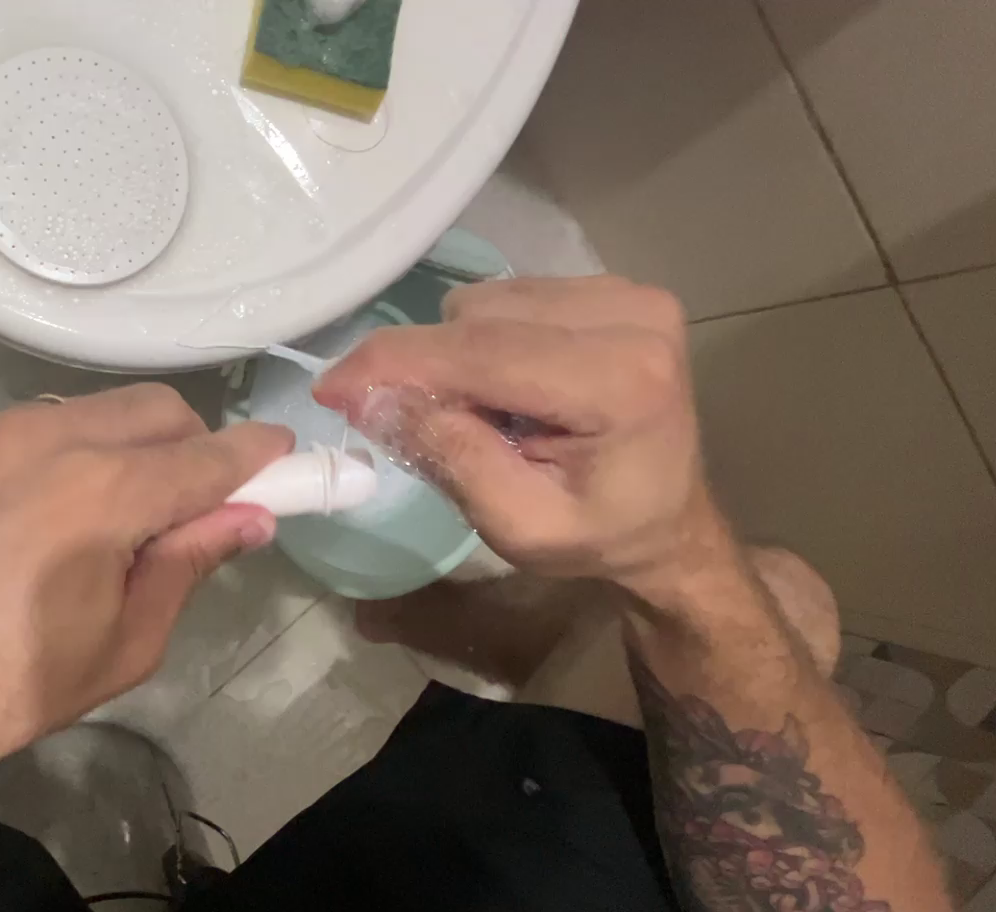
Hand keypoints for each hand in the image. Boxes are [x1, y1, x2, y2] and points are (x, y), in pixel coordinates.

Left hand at [0, 385, 292, 863]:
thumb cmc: (3, 692)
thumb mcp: (122, 646)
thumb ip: (188, 565)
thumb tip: (251, 519)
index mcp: (99, 495)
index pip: (208, 457)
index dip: (258, 457)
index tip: (284, 459)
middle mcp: (40, 440)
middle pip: (155, 409)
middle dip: (192, 445)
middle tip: (189, 504)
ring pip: (85, 413)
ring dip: (121, 450)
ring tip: (99, 519)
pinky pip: (18, 430)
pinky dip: (52, 459)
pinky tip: (26, 518)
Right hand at [314, 276, 731, 592]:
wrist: (666, 522)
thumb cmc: (594, 538)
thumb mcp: (515, 526)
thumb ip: (450, 457)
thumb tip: (375, 397)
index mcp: (619, 383)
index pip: (480, 354)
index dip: (392, 364)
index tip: (330, 388)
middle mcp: (631, 317)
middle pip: (476, 320)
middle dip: (426, 371)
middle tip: (420, 429)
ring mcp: (626, 294)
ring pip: (484, 303)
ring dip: (456, 358)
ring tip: (484, 415)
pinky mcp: (611, 288)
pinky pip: (506, 299)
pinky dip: (482, 344)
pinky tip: (507, 388)